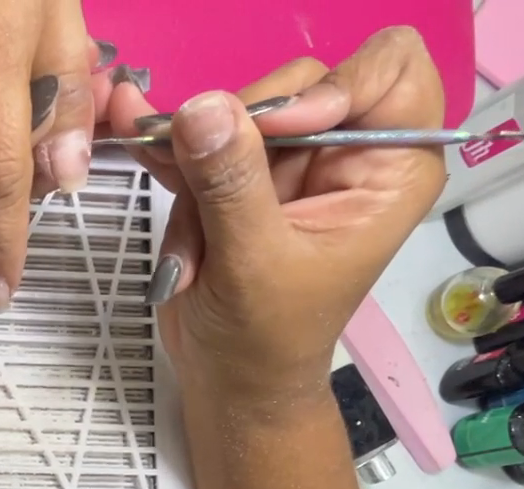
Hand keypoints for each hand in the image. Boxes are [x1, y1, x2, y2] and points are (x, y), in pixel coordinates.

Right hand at [105, 28, 445, 407]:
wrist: (226, 382)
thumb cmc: (263, 339)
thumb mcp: (252, 262)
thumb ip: (230, 185)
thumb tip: (199, 108)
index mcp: (386, 167)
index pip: (384, 72)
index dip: (325, 88)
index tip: (268, 132)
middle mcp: (339, 155)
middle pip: (295, 89)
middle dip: (238, 137)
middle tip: (198, 178)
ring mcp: (281, 170)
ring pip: (233, 121)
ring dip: (193, 175)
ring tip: (187, 251)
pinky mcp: (231, 186)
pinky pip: (198, 149)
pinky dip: (167, 158)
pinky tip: (136, 143)